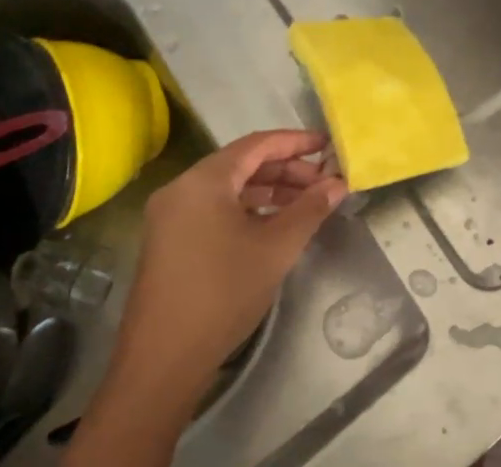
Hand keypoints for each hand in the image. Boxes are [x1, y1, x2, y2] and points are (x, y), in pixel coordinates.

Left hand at [127, 131, 347, 381]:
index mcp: (203, 181)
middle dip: (285, 169)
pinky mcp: (169, 240)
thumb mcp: (276, 248)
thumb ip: (309, 209)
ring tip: (306, 204)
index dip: (295, 142)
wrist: (163, 359)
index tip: (328, 146)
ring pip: (228, 188)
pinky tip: (274, 224)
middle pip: (241, 163)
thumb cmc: (223, 293)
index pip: (256, 144)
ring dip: (269, 190)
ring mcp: (170, 216)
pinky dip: (247, 209)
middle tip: (324, 183)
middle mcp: (182, 188)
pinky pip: (214, 208)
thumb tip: (337, 183)